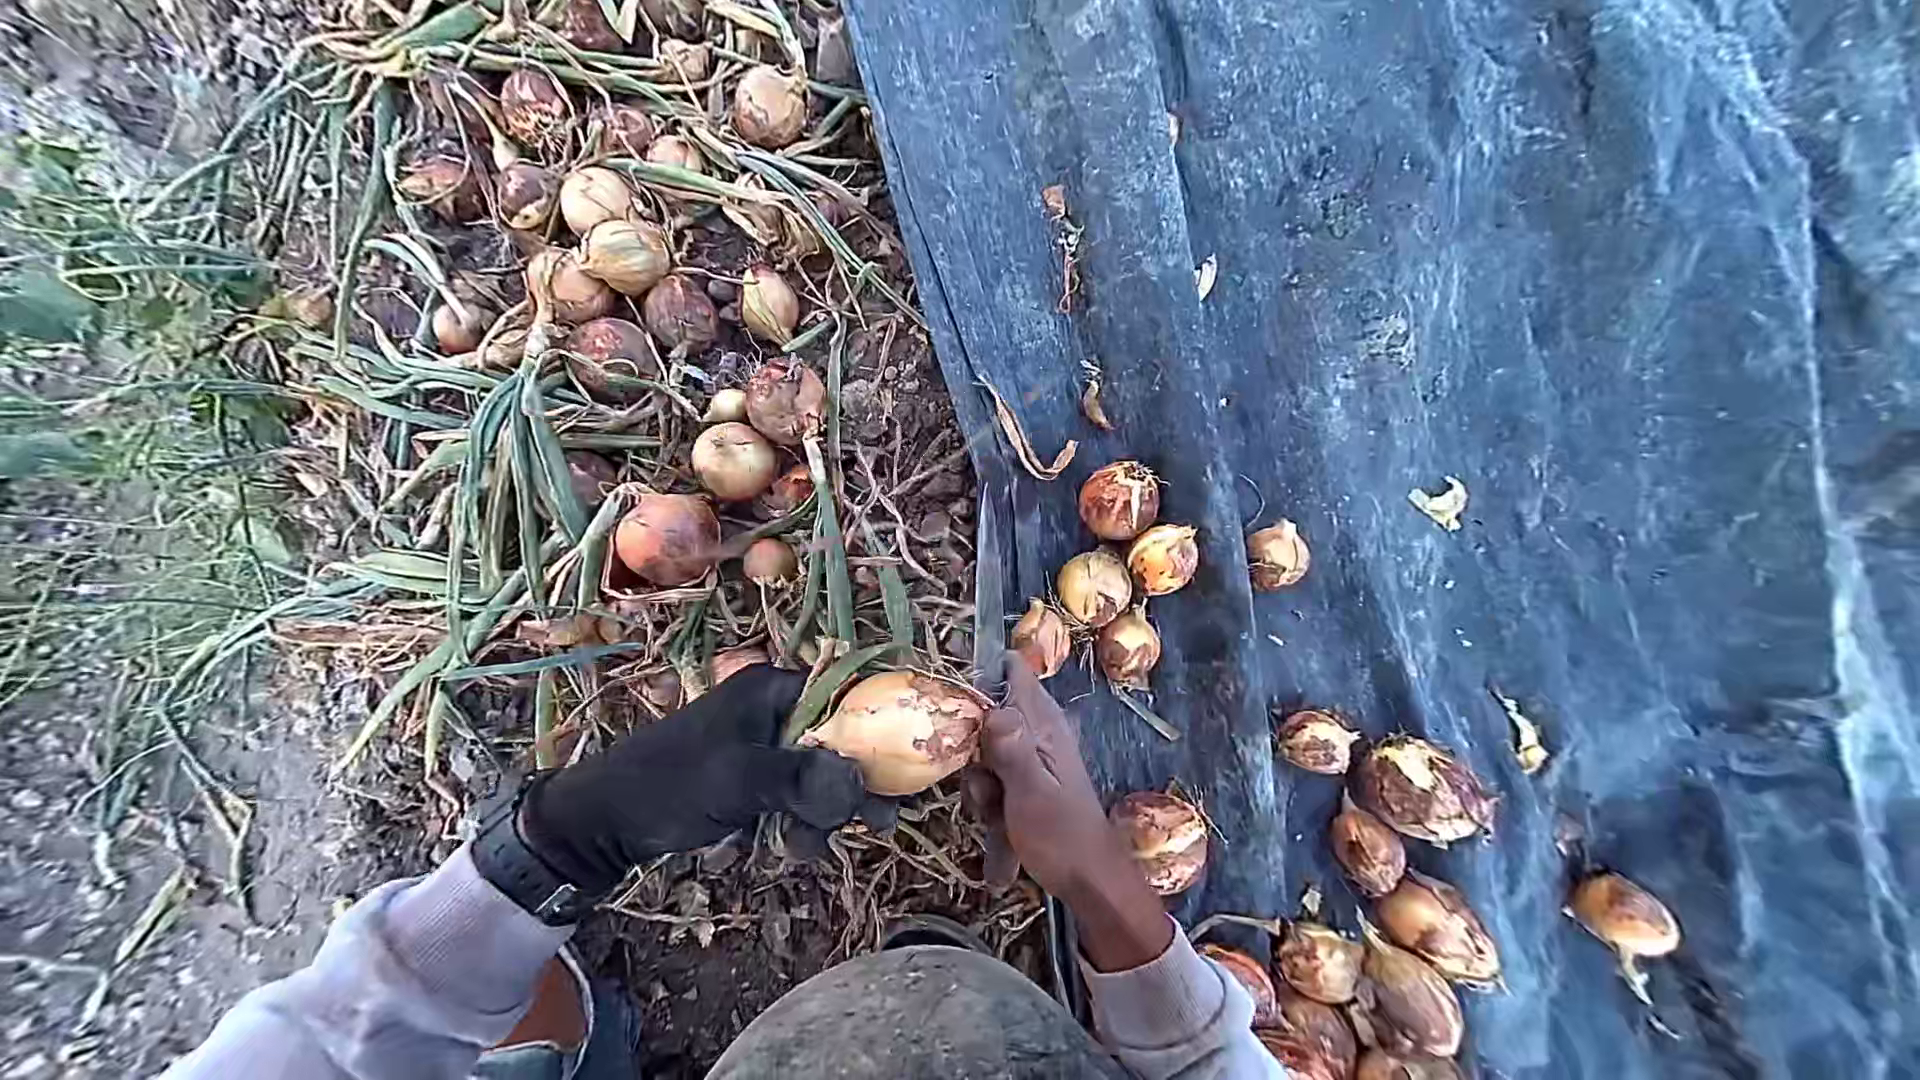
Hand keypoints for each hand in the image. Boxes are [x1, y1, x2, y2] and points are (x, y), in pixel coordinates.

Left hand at [520, 665, 879, 892]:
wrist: (605, 821)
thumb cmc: (671, 783)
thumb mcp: (740, 779)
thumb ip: (803, 779)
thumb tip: (862, 785)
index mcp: (772, 689)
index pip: (842, 695)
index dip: (875, 727)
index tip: (898, 767)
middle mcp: (773, 708)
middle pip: (835, 739)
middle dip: (849, 784)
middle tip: (878, 821)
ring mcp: (764, 743)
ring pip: (817, 772)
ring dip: (822, 811)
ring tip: (812, 848)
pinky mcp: (754, 774)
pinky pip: (795, 792)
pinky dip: (799, 820)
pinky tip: (793, 848)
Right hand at [964, 653, 1172, 970]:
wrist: (1088, 881)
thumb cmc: (1062, 836)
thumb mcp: (1031, 793)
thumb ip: (1012, 749)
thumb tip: (993, 708)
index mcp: (1043, 721)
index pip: (1012, 669)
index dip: (980, 671)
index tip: (953, 699)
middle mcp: (1038, 728)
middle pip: (986, 712)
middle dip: (972, 743)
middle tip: (982, 780)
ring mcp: (1031, 753)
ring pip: (983, 747)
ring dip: (979, 778)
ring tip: (993, 809)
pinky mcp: (1025, 777)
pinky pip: (991, 773)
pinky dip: (988, 795)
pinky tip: (996, 821)